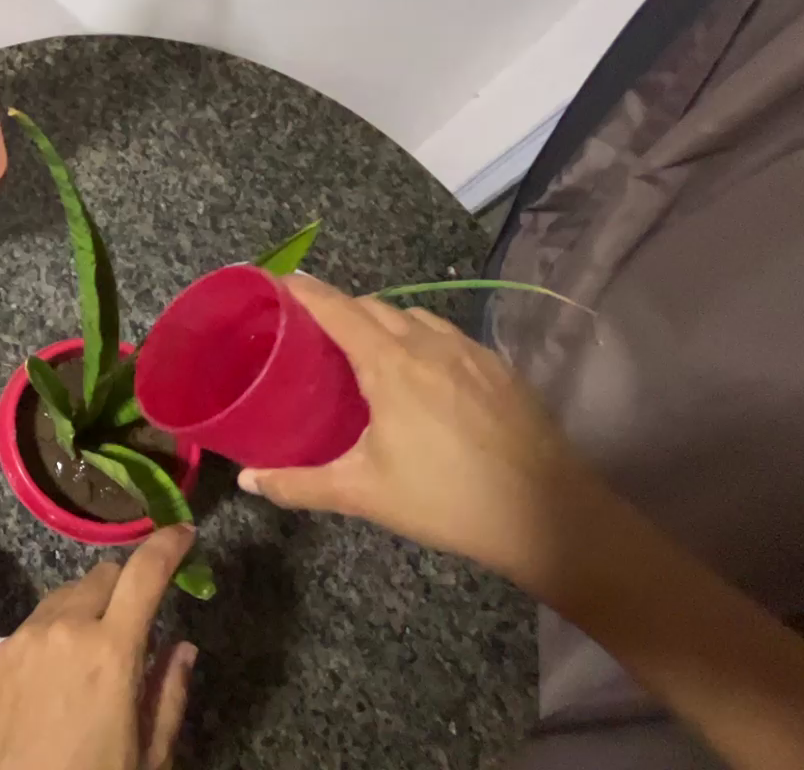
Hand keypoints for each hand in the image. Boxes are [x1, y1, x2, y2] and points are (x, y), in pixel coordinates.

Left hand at [0, 525, 198, 769]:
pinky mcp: (1, 649)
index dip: (167, 546)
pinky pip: (40, 618)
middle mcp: (66, 627)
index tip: (184, 532)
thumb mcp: (149, 755)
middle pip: (106, 575)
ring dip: (93, 605)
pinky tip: (62, 671)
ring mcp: (27, 634)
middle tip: (140, 625)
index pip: (144, 576)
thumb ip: (169, 693)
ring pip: (70, 593)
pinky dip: (61, 626)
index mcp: (111, 652)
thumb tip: (182, 646)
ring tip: (99, 654)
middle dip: (130, 587)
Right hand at [238, 276, 596, 583]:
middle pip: (371, 305)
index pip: (335, 307)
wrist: (555, 521)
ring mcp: (470, 353)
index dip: (301, 290)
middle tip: (307, 331)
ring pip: (412, 315)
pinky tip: (417, 373)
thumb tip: (248, 480)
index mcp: (390, 364)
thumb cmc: (447, 501)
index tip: (273, 284)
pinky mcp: (500, 369)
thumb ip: (297, 484)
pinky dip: (417, 337)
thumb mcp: (362, 494)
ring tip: (360, 350)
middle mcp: (429, 344)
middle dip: (335, 307)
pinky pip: (445, 334)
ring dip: (379, 320)